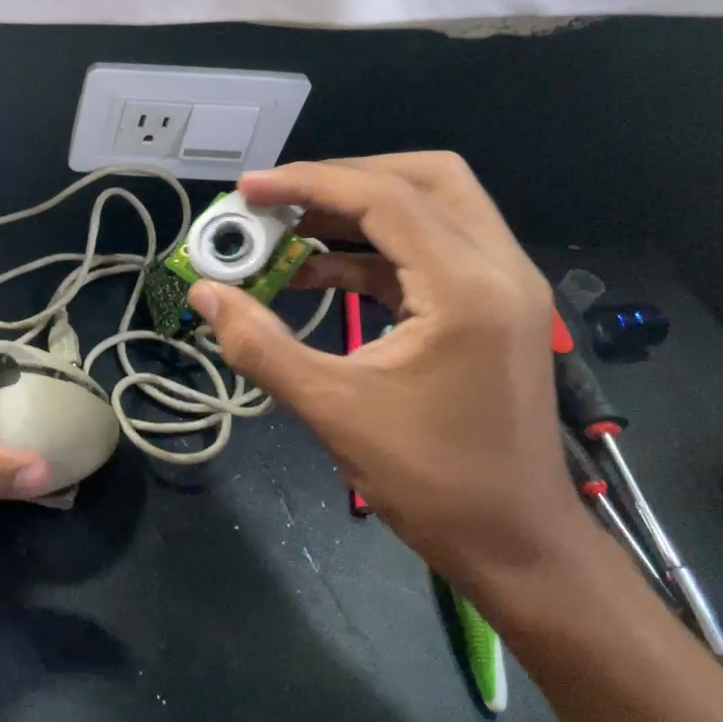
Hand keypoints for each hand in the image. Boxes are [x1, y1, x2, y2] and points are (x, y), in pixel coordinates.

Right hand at [186, 152, 585, 586]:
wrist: (517, 543)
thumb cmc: (433, 480)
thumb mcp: (333, 409)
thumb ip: (262, 345)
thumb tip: (205, 295)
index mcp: (466, 288)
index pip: (385, 198)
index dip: (308, 183)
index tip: (248, 191)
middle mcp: (497, 269)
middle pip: (426, 178)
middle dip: (345, 178)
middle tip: (280, 201)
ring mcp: (501, 287)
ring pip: (433, 208)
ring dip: (358, 211)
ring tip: (287, 231)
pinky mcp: (490, 308)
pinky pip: (428, 250)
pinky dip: (371, 249)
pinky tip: (316, 272)